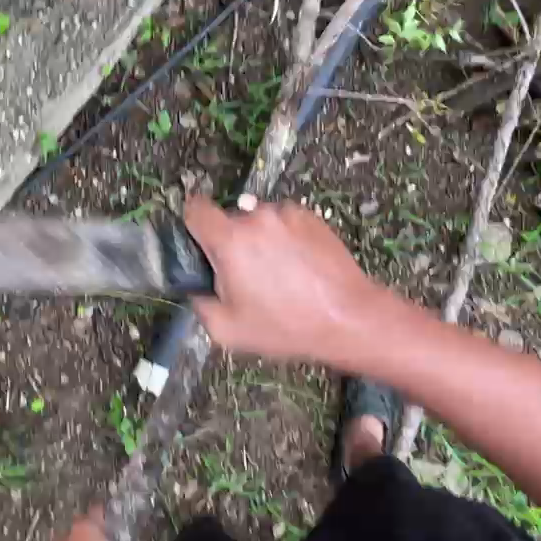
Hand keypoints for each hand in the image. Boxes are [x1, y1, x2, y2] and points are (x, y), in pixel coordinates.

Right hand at [182, 194, 398, 367]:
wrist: (347, 317)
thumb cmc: (288, 326)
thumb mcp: (228, 331)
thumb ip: (200, 303)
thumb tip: (197, 287)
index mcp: (231, 241)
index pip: (196, 209)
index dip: (193, 224)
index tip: (199, 241)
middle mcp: (258, 218)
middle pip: (230, 220)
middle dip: (231, 244)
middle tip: (244, 277)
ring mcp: (287, 214)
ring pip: (259, 222)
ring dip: (260, 241)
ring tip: (278, 276)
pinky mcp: (310, 217)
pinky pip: (284, 223)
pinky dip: (284, 239)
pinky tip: (297, 268)